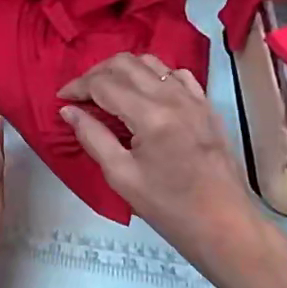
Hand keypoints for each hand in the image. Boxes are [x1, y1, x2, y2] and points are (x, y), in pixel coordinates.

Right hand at [58, 54, 264, 275]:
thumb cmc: (170, 209)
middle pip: (125, 63)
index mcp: (149, 114)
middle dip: (96, 72)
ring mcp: (193, 97)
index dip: (77, 86)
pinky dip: (154, 75)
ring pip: (151, 62)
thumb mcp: (122, 177)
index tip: (61, 98)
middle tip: (80, 93)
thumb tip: (69, 110)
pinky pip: (176, 74)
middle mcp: (172, 95)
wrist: (225, 224)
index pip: (104, 83)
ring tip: (107, 90)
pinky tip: (146, 93)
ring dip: (124, 69)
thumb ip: (93, 137)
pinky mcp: (206, 104)